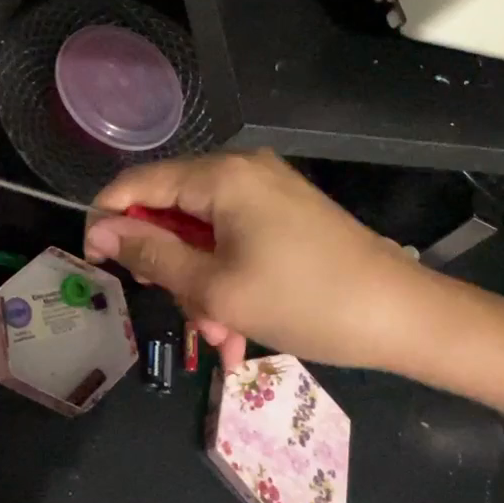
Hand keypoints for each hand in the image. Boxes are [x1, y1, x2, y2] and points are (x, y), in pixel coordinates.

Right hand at [85, 149, 434, 371]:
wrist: (407, 317)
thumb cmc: (305, 302)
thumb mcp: (216, 288)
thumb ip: (151, 255)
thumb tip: (101, 232)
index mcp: (220, 176)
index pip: (138, 183)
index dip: (108, 220)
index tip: (96, 264)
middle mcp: (240, 168)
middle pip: (171, 209)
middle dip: (168, 265)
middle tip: (181, 312)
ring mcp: (266, 188)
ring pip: (202, 230)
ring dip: (199, 281)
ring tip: (221, 334)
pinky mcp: (285, 210)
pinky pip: (233, 235)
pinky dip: (226, 273)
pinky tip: (238, 322)